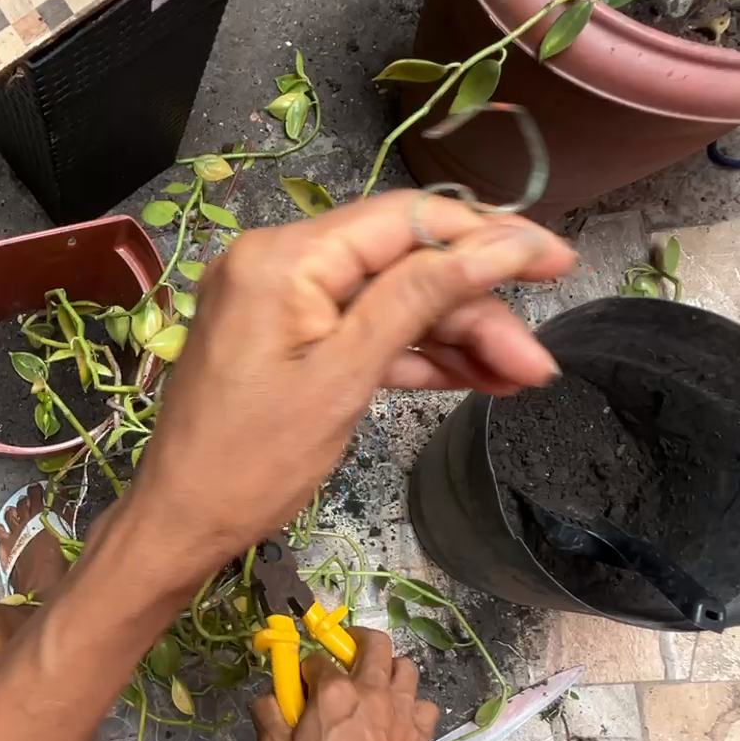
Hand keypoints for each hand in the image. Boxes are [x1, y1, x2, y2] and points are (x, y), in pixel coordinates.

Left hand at [126, 191, 575, 579]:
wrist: (182, 520)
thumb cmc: (253, 461)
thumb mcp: (345, 378)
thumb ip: (421, 298)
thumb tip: (504, 240)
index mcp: (281, 259)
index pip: (404, 221)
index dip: (488, 238)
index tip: (558, 262)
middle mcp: (271, 264)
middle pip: (398, 265)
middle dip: (470, 311)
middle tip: (534, 364)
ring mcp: (270, 303)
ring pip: (381, 303)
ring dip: (447, 339)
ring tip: (516, 379)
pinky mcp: (276, 340)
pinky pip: (351, 332)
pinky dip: (403, 356)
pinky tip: (466, 379)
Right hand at [251, 628, 439, 740]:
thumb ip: (266, 714)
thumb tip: (267, 697)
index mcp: (334, 691)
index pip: (317, 659)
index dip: (305, 670)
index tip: (300, 687)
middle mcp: (372, 690)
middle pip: (375, 643)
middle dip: (357, 641)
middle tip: (345, 653)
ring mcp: (402, 710)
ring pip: (406, 666)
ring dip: (388, 669)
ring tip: (373, 685)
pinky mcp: (421, 733)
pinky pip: (422, 702)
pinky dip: (410, 703)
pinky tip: (395, 718)